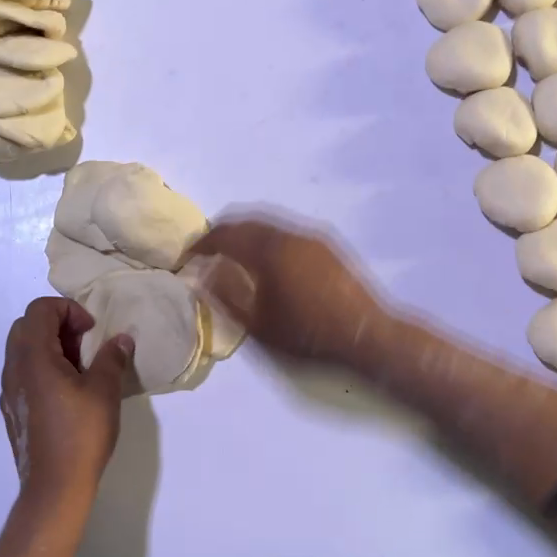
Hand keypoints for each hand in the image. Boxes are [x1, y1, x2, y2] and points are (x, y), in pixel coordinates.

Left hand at [0, 297, 133, 502]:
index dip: (68, 310)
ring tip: (81, 368)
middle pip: (27, 326)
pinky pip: (24, 373)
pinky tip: (68, 392)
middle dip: (58, 324)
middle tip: (85, 344)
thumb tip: (121, 340)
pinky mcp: (13, 410)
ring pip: (23, 350)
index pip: (39, 309)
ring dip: (51, 346)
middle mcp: (14, 369)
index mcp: (33, 357)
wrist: (54, 488)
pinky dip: (44, 368)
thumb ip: (112, 358)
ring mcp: (9, 391)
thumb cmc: (81, 434)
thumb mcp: (104, 391)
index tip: (91, 330)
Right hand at [187, 214, 389, 367]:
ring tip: (235, 258)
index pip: (225, 234)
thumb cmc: (308, 336)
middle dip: (223, 233)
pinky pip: (287, 233)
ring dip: (247, 235)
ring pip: (269, 225)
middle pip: (247, 220)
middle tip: (207, 253)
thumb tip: (205, 274)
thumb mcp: (258, 326)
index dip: (202, 243)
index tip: (188, 256)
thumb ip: (227, 296)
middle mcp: (290, 234)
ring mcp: (312, 237)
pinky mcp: (328, 246)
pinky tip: (268, 265)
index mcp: (269, 250)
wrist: (368, 336)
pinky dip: (268, 240)